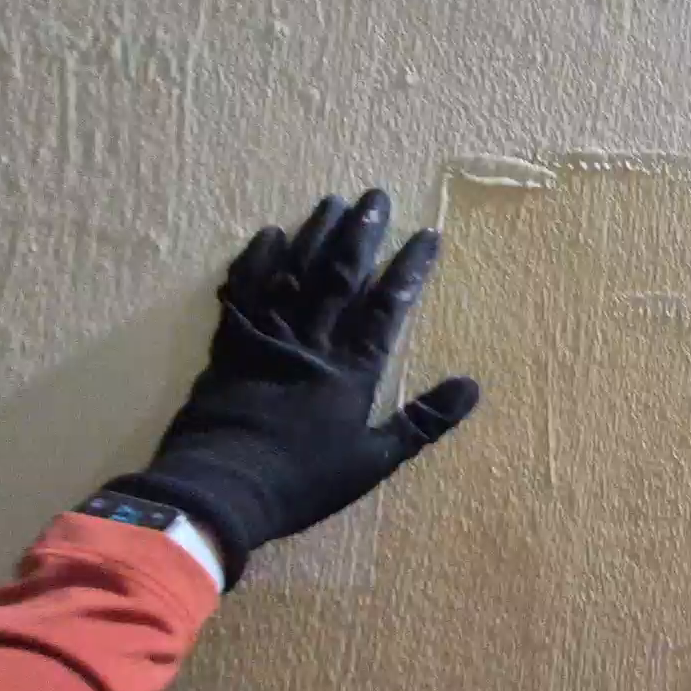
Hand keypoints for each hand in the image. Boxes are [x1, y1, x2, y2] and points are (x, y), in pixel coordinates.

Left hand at [108, 191, 478, 587]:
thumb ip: (424, 421)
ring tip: (333, 202)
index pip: (388, 305)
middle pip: (340, 276)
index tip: (427, 236)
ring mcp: (268, 338)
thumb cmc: (302, 479)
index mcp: (352, 368)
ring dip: (315, 235)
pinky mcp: (230, 345)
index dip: (409, 268)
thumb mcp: (375, 460)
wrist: (217, 493)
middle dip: (361, 234)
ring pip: (295, 275)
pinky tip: (267, 235)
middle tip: (376, 196)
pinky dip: (255, 262)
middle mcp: (313, 341)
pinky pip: (243, 293)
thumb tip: (474, 386)